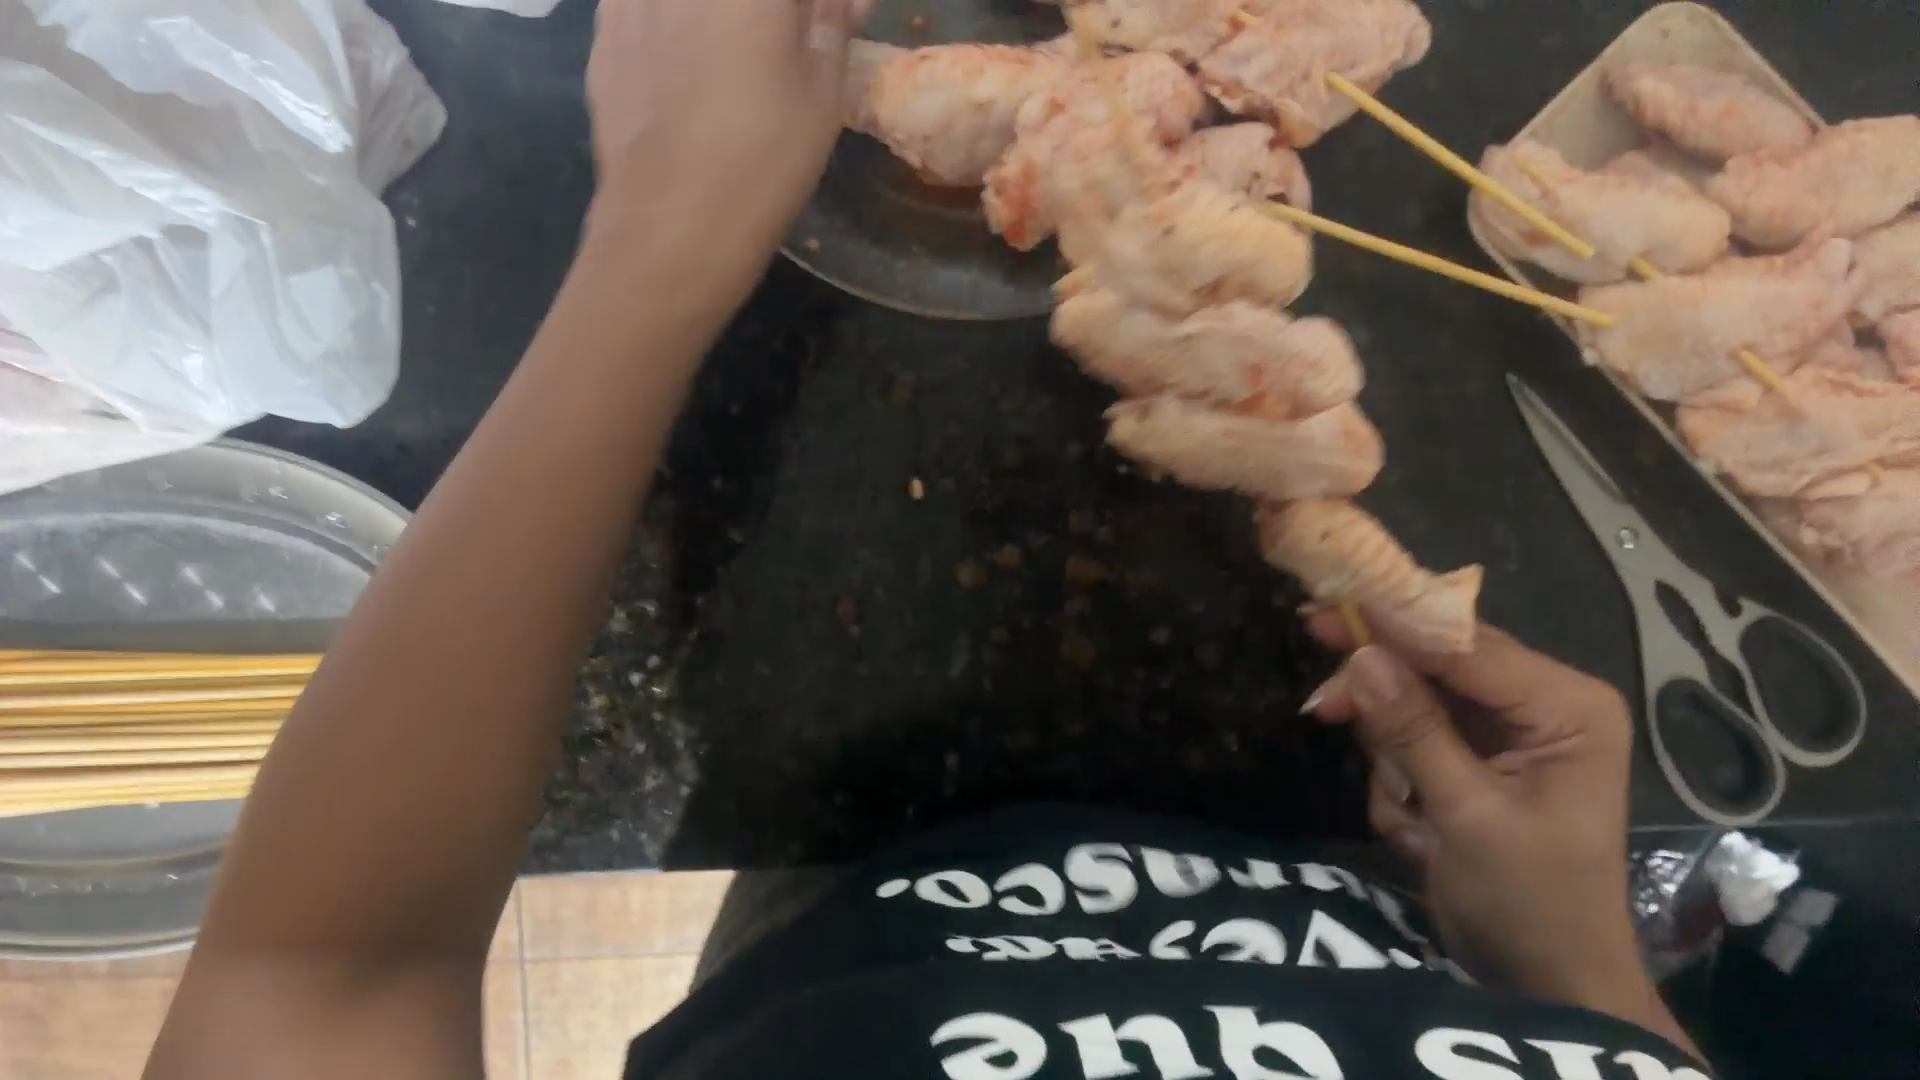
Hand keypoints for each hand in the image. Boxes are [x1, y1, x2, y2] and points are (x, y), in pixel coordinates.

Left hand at [583, 0, 870, 295]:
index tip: (842, 19)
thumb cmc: (764, 161)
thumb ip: (832, 28)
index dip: (824, 5)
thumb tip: (841, 0)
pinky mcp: (604, 28)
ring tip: (743, 61)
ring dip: (725, 20)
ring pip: (694, 7)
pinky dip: (679, 24)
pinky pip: (653, 8)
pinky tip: (694, 72)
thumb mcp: (822, 98)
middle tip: (796, 42)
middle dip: (777, 12)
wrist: (671, 224)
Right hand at [1303, 617, 1675, 1031]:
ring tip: (1402, 807)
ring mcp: (1506, 726)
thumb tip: (1359, 654)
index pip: (1464, 645)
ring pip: (1413, 696)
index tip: (1321, 615)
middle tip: (1320, 704)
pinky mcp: (1476, 749)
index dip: (1390, 626)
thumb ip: (1413, 729)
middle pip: (1433, 662)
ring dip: (1389, 748)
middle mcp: (1540, 701)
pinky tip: (1411, 816)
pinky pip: (1411, 728)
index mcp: (1565, 706)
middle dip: (1380, 694)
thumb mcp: (1466, 814)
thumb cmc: (1529, 900)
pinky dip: (1394, 767)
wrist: (1549, 980)